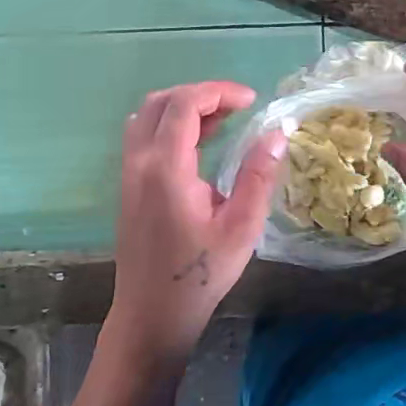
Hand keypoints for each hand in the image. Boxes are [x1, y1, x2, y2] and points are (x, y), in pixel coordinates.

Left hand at [106, 82, 286, 366]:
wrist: (151, 313)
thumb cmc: (198, 275)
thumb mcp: (241, 228)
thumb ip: (258, 176)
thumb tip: (277, 133)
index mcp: (165, 168)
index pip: (183, 104)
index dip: (218, 92)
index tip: (251, 100)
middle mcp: (139, 162)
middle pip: (160, 101)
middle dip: (200, 95)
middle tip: (237, 108)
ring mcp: (128, 173)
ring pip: (147, 116)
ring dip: (181, 107)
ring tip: (221, 121)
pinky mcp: (128, 185)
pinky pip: (143, 136)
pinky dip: (169, 125)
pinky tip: (199, 144)